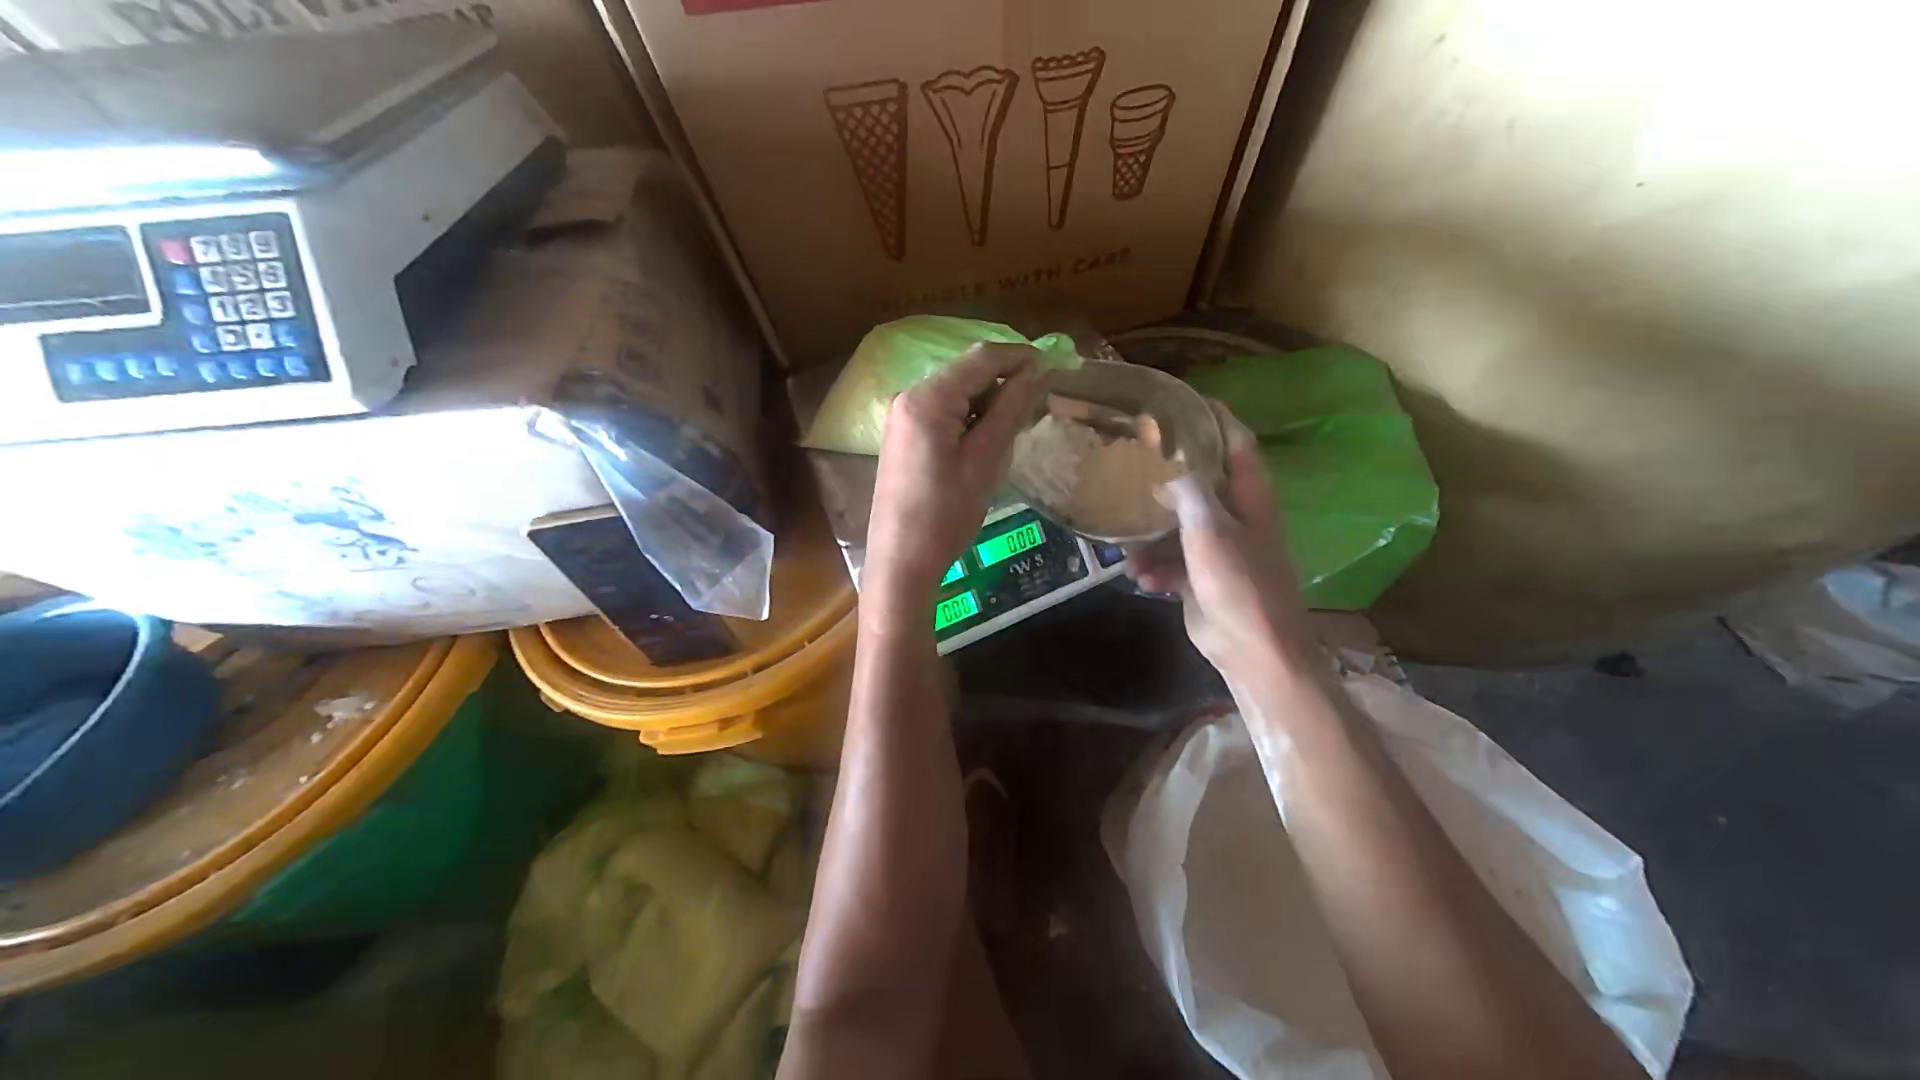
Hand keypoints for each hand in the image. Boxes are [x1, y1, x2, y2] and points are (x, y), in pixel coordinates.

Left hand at [864, 343, 1046, 630]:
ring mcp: (902, 417)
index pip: (981, 357)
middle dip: (1005, 380)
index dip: (1021, 356)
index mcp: (927, 398)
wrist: (902, 561)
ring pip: (956, 392)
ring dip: (989, 401)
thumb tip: (1039, 369)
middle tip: (1040, 403)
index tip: (1055, 367)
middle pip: (966, 372)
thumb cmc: (946, 513)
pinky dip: (970, 418)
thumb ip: (1011, 408)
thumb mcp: (986, 459)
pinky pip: (943, 412)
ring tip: (1017, 426)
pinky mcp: (903, 436)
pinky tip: (989, 441)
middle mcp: (909, 396)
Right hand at [1129, 402, 1317, 682]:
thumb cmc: (1239, 583)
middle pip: (1200, 483)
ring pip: (1176, 526)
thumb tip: (1166, 470)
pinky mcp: (1201, 579)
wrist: (1252, 649)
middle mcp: (1236, 518)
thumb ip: (1188, 492)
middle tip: (1130, 460)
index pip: (1236, 443)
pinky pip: (1170, 562)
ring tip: (1123, 539)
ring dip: (1150, 534)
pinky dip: (1154, 567)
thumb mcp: (1210, 530)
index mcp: (1250, 498)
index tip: (1183, 400)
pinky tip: (1138, 577)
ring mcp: (1218, 550)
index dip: (1214, 418)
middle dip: (1166, 475)